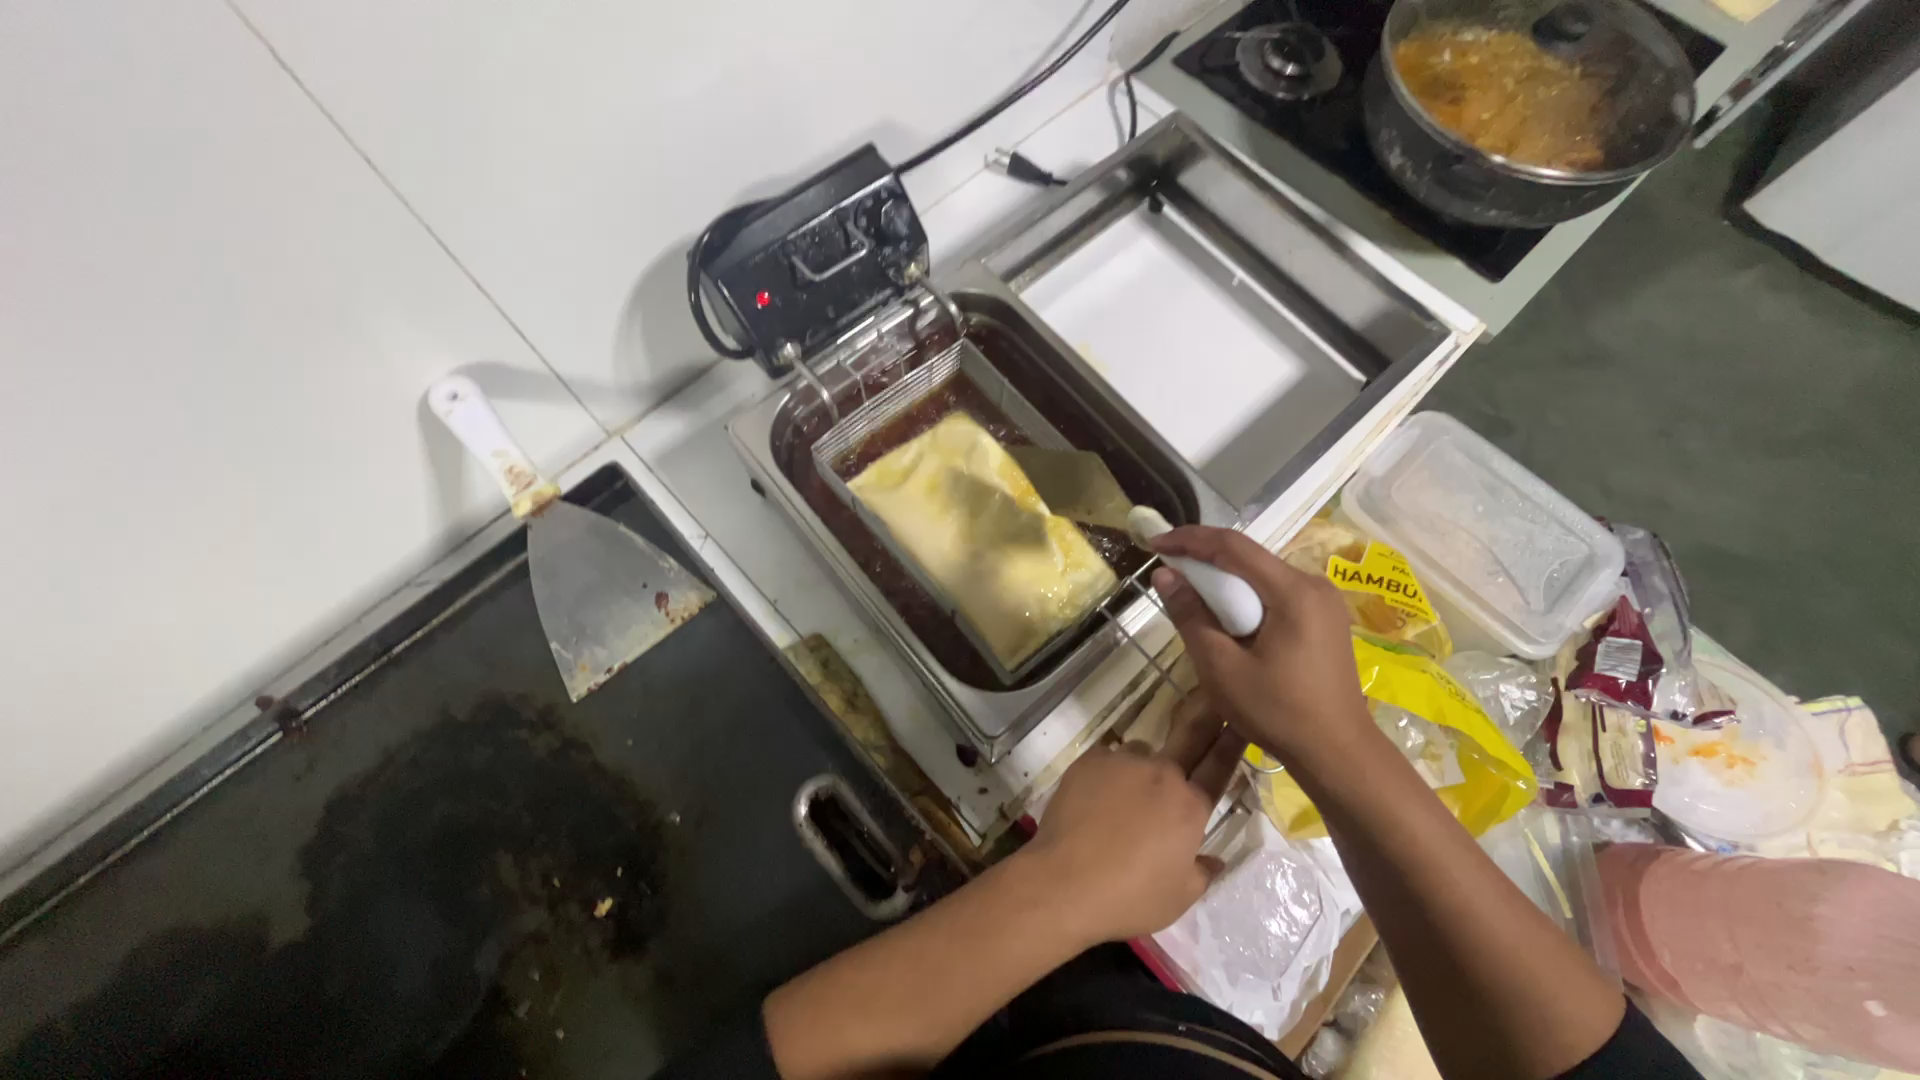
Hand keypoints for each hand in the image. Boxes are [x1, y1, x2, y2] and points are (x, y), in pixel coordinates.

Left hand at [1025, 691, 1244, 943]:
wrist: (1065, 882)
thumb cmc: (1130, 896)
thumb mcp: (1179, 897)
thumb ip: (1201, 871)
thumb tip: (1214, 860)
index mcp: (1190, 806)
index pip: (1219, 766)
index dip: (1232, 743)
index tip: (1240, 721)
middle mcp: (1161, 774)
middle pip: (1190, 737)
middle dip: (1206, 717)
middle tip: (1213, 701)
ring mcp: (1122, 762)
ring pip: (1142, 754)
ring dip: (1143, 768)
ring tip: (1125, 798)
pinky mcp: (1088, 761)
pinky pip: (1107, 759)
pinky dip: (1109, 773)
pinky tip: (1096, 798)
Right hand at [1148, 526, 1371, 765]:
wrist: (1338, 753)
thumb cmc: (1278, 712)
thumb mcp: (1221, 667)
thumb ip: (1192, 616)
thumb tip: (1165, 575)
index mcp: (1293, 592)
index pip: (1233, 546)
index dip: (1190, 539)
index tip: (1154, 543)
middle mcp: (1313, 585)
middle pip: (1249, 557)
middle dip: (1204, 559)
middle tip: (1166, 569)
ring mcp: (1323, 602)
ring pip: (1261, 575)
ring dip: (1224, 580)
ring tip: (1189, 593)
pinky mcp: (1324, 619)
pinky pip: (1275, 593)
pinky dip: (1244, 597)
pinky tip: (1225, 617)